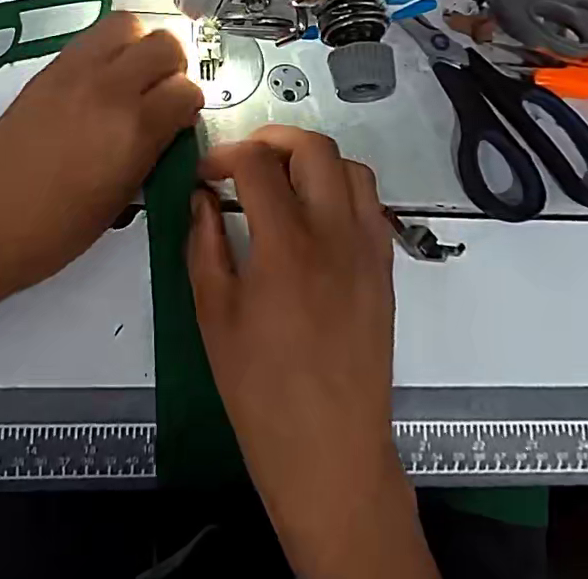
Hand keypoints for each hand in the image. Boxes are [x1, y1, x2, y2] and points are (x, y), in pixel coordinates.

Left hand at [0, 11, 202, 324]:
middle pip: (163, 43)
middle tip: (162, 92)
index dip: (190, 105)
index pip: (186, 89)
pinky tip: (101, 81)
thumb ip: (155, 148)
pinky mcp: (48, 69)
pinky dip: (108, 49)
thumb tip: (171, 121)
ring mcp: (75, 72)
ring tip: (133, 76)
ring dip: (140, 46)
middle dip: (174, 66)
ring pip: (127, 24)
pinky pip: (92, 38)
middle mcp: (109, 88)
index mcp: (133, 128)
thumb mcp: (124, 195)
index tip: (180, 120)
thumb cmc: (62, 227)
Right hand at [188, 126, 437, 578]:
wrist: (330, 449)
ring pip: (350, 167)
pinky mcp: (385, 268)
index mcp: (285, 246)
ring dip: (312, 159)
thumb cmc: (259, 389)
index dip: (224, 154)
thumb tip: (202, 197)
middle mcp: (335, 234)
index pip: (257, 163)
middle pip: (313, 147)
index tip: (205, 173)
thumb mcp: (213, 314)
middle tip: (242, 161)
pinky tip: (314, 216)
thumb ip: (204, 244)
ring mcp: (368, 249)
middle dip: (272, 138)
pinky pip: (370, 204)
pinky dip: (340, 189)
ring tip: (281, 182)